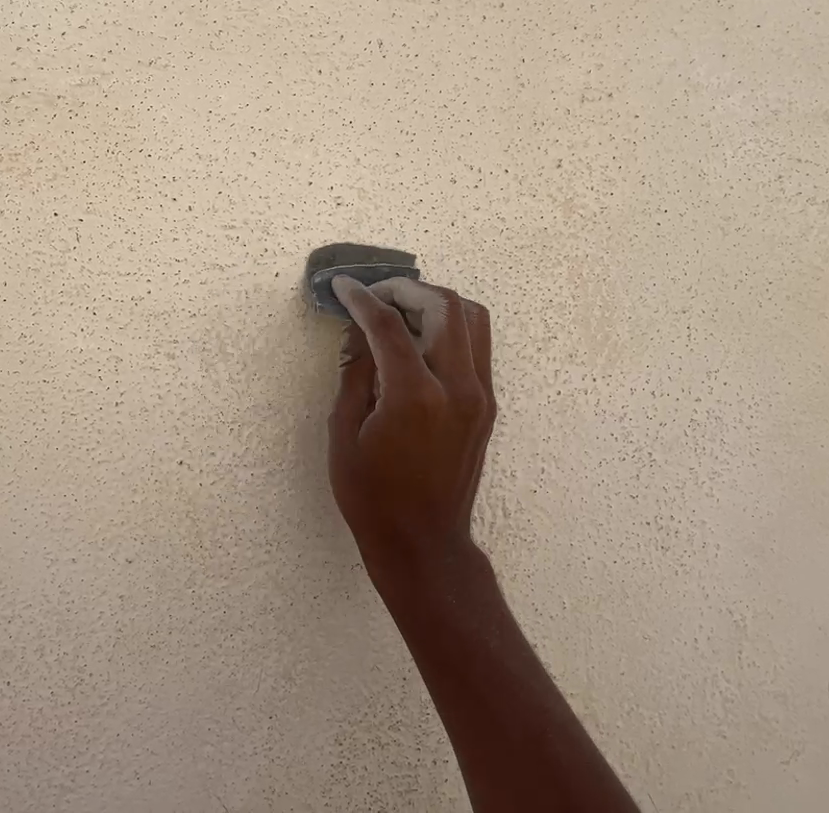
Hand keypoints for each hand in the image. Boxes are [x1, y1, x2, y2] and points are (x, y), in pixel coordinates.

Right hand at [327, 276, 495, 567]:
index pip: (389, 325)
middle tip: (373, 294)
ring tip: (398, 309)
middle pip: (443, 306)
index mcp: (415, 396)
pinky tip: (419, 337)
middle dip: (404, 289)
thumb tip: (356, 330)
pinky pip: (476, 344)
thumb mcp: (344, 432)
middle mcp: (458, 387)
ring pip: (472, 318)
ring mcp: (480, 395)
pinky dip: (449, 326)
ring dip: (434, 301)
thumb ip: (353, 373)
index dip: (361, 299)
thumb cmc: (372, 496)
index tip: (342, 286)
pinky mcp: (487, 404)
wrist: (423, 542)